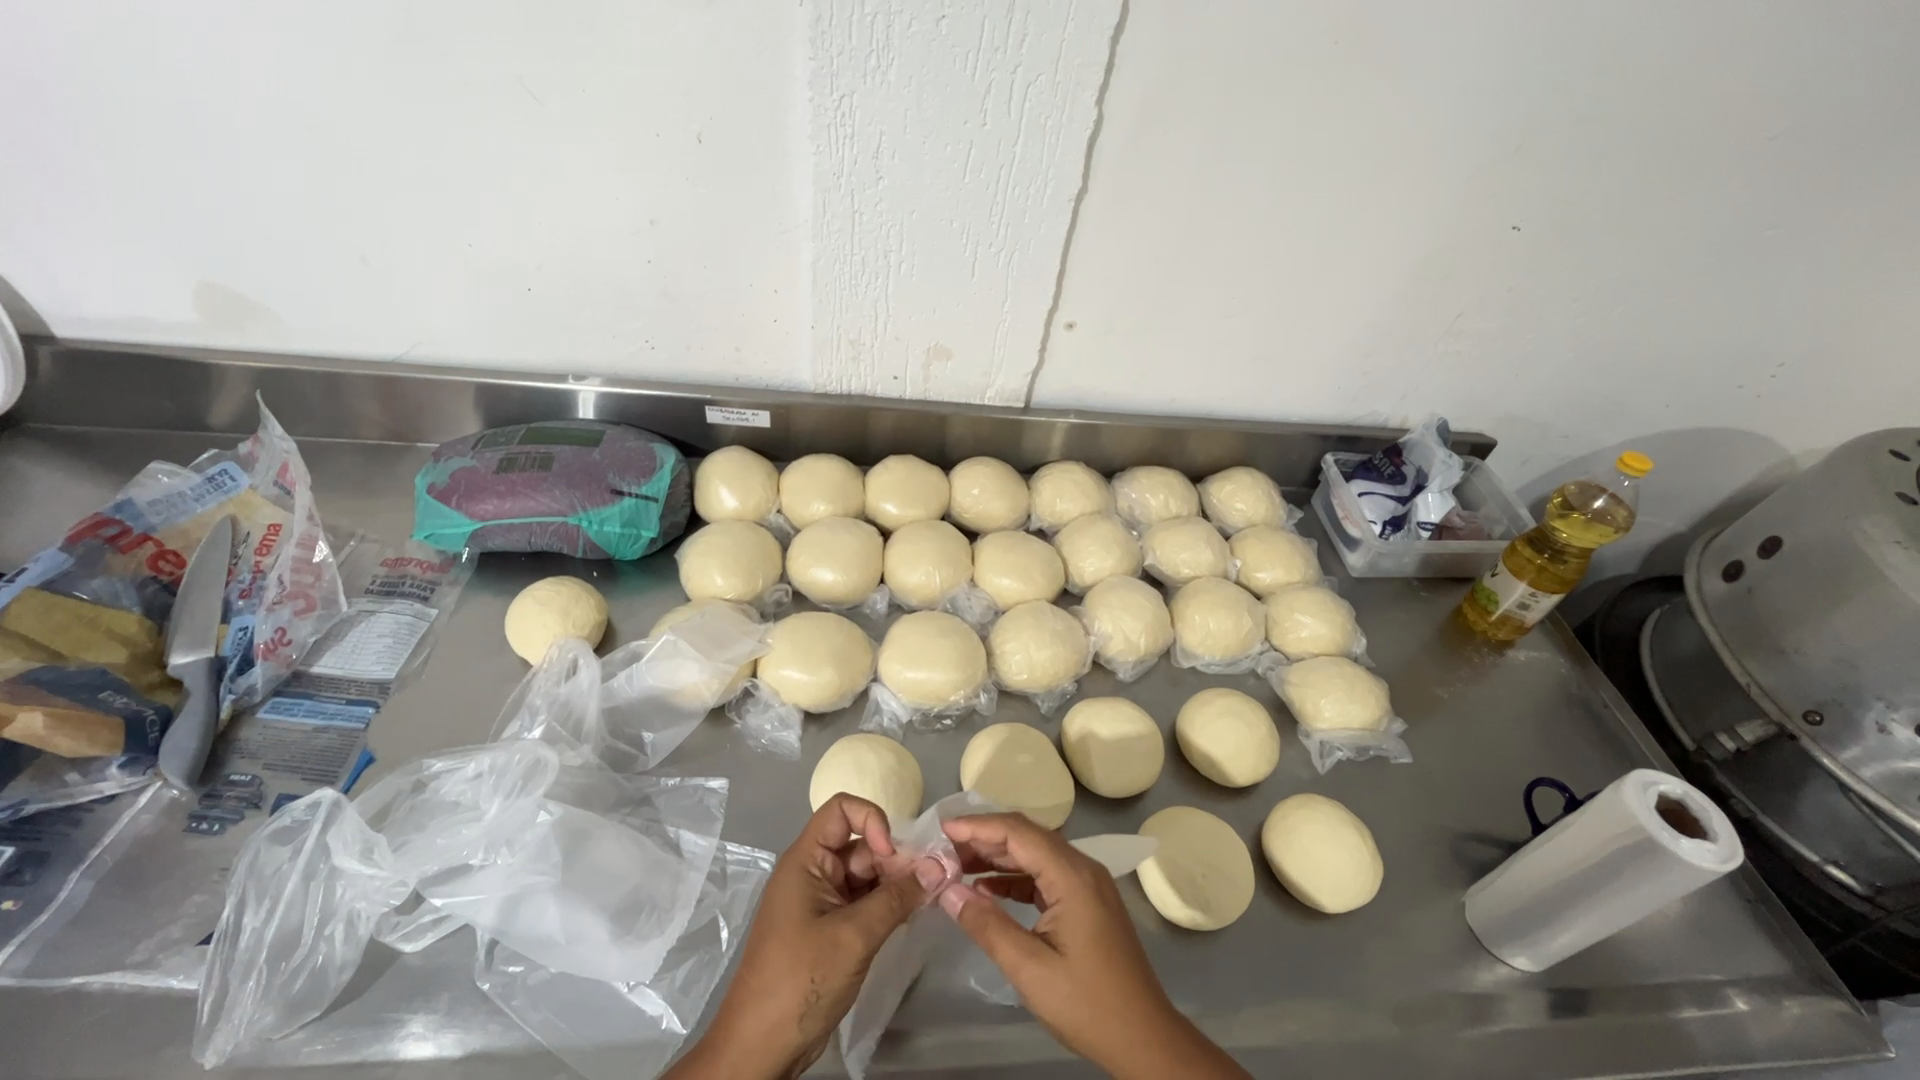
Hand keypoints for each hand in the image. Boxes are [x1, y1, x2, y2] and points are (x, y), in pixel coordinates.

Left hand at [667, 794, 946, 1079]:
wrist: (761, 1046)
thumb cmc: (800, 979)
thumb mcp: (854, 936)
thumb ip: (897, 898)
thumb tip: (938, 866)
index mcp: (805, 861)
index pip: (841, 810)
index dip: (873, 820)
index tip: (892, 855)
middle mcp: (812, 873)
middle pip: (860, 844)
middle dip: (895, 858)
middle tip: (930, 884)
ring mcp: (820, 902)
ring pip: (866, 874)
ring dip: (896, 883)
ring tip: (928, 900)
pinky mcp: (829, 928)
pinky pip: (864, 901)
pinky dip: (888, 904)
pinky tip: (912, 915)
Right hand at [938, 813, 1249, 1079]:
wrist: (1143, 1038)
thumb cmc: (1087, 1003)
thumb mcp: (1030, 968)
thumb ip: (987, 925)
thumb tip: (947, 890)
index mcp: (1072, 876)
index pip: (1018, 832)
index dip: (977, 826)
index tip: (940, 830)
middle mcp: (1082, 869)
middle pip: (1027, 837)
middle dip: (983, 839)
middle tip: (942, 850)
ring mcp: (1087, 885)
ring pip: (1035, 855)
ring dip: (996, 858)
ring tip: (955, 867)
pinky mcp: (1087, 903)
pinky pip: (1045, 876)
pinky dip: (1014, 878)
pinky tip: (986, 891)